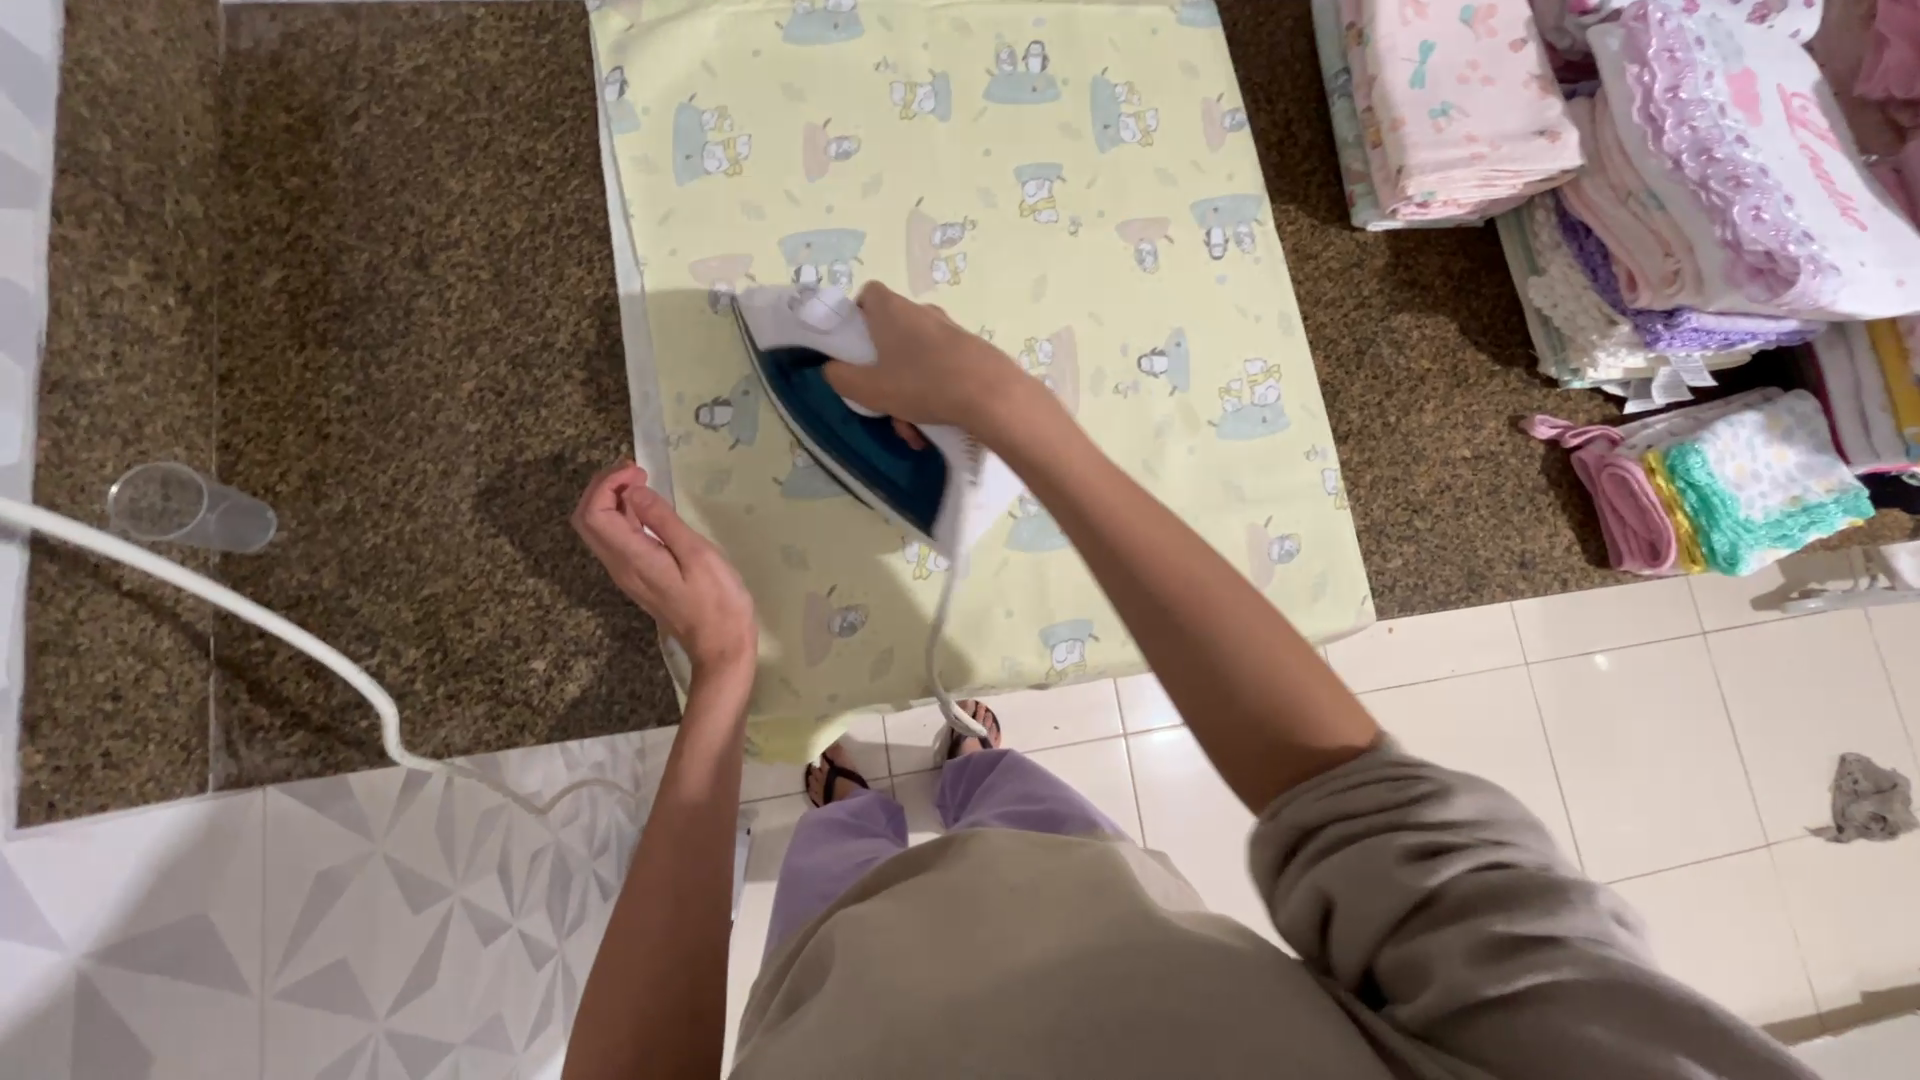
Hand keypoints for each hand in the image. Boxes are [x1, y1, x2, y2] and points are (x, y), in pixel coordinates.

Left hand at [571, 463, 756, 683]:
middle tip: (636, 471)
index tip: (640, 471)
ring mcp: (627, 574)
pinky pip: (616, 540)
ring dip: (611, 500)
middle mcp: (619, 566)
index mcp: (631, 558)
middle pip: (587, 519)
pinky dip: (623, 516)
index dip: (608, 483)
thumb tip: (635, 492)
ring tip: (641, 483)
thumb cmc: (717, 601)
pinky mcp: (639, 578)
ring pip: (598, 529)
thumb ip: (663, 521)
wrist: (721, 646)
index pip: (594, 512)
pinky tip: (647, 509)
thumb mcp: (697, 554)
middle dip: (603, 487)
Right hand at [822, 282, 1031, 435]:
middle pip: (892, 337)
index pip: (868, 294)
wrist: (989, 394)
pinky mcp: (971, 351)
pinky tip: (936, 428)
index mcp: (892, 309)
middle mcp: (921, 312)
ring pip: (916, 363)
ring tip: (914, 432)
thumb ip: (841, 377)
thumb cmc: (920, 384)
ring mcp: (950, 331)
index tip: (856, 350)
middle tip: (885, 407)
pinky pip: (941, 372)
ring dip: (909, 398)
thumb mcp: (868, 388)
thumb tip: (833, 369)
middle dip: (884, 376)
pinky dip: (934, 398)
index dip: (857, 318)